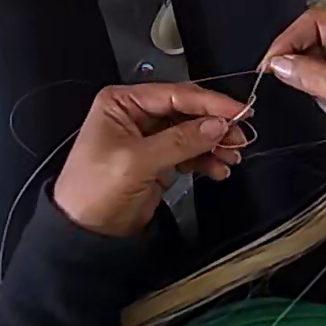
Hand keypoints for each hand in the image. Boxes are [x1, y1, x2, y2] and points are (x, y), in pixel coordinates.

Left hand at [51, 83, 250, 237]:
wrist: (84, 232)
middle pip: (184, 110)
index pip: (172, 93)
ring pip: (190, 131)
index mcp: (121, 102)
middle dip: (214, 123)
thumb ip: (179, 141)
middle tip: (241, 136)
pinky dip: (205, 160)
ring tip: (233, 157)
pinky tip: (218, 170)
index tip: (240, 109)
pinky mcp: (156, 160)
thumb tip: (217, 124)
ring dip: (213, 143)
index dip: (208, 101)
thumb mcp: (137, 161)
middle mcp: (134, 113)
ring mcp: (147, 137)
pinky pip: (188, 152)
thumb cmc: (97, 188)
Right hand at [261, 9, 325, 168]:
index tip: (269, 64)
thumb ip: (312, 76)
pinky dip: (323, 83)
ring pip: (320, 50)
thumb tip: (276, 62)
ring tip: (325, 102)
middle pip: (316, 34)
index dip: (288, 40)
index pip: (316, 21)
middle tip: (296, 87)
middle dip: (302, 61)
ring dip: (313, 75)